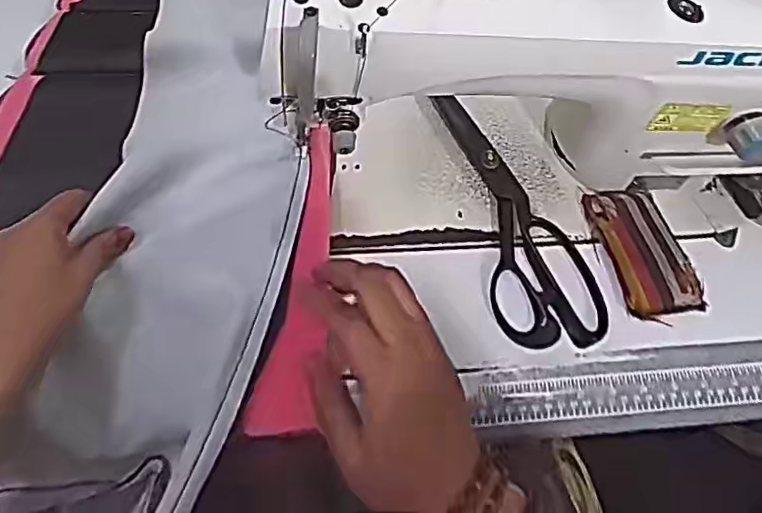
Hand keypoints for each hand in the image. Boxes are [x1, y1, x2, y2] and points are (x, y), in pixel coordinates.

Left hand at [0, 190, 133, 418]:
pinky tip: (20, 316)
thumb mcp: (81, 282)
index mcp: (37, 226)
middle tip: (82, 273)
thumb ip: (102, 248)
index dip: (93, 212)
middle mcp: (4, 236)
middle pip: (45, 224)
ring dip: (37, 264)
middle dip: (65, 242)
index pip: (72, 198)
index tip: (104, 233)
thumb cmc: (31, 325)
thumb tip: (117, 232)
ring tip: (50, 301)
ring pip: (19, 250)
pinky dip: (11, 286)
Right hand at [305, 260, 480, 512]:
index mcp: (387, 373)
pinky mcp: (438, 345)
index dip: (320, 299)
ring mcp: (428, 342)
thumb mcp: (352, 454)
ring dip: (366, 272)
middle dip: (342, 272)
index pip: (347, 318)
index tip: (304, 291)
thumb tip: (311, 361)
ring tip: (342, 276)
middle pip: (374, 285)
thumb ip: (326, 401)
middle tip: (320, 273)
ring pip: (396, 283)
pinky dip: (386, 285)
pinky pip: (410, 298)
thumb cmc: (408, 480)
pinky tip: (370, 294)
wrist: (457, 491)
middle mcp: (411, 348)